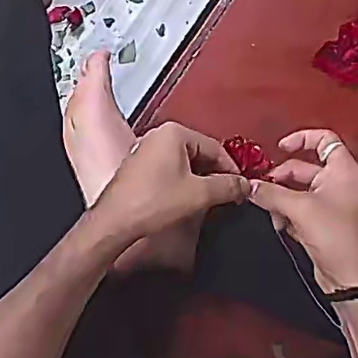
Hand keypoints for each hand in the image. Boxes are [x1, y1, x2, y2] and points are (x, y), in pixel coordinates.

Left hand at [88, 123, 250, 244]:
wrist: (115, 224)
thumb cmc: (148, 203)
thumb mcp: (200, 194)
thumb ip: (228, 186)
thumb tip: (242, 184)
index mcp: (173, 133)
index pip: (215, 147)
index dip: (231, 168)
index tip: (239, 184)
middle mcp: (158, 137)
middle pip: (199, 153)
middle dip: (214, 175)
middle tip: (226, 194)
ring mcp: (146, 152)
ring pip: (184, 163)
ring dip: (198, 181)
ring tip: (207, 201)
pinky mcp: (139, 168)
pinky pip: (169, 171)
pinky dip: (181, 184)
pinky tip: (185, 201)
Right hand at [248, 129, 357, 292]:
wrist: (352, 280)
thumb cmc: (339, 238)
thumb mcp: (301, 209)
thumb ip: (272, 193)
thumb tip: (251, 185)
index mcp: (342, 170)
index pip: (324, 139)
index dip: (302, 138)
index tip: (280, 147)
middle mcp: (338, 183)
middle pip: (303, 168)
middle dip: (281, 177)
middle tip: (262, 187)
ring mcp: (330, 204)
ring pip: (297, 191)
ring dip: (281, 199)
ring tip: (272, 212)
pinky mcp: (322, 223)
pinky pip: (298, 209)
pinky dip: (287, 214)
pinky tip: (281, 226)